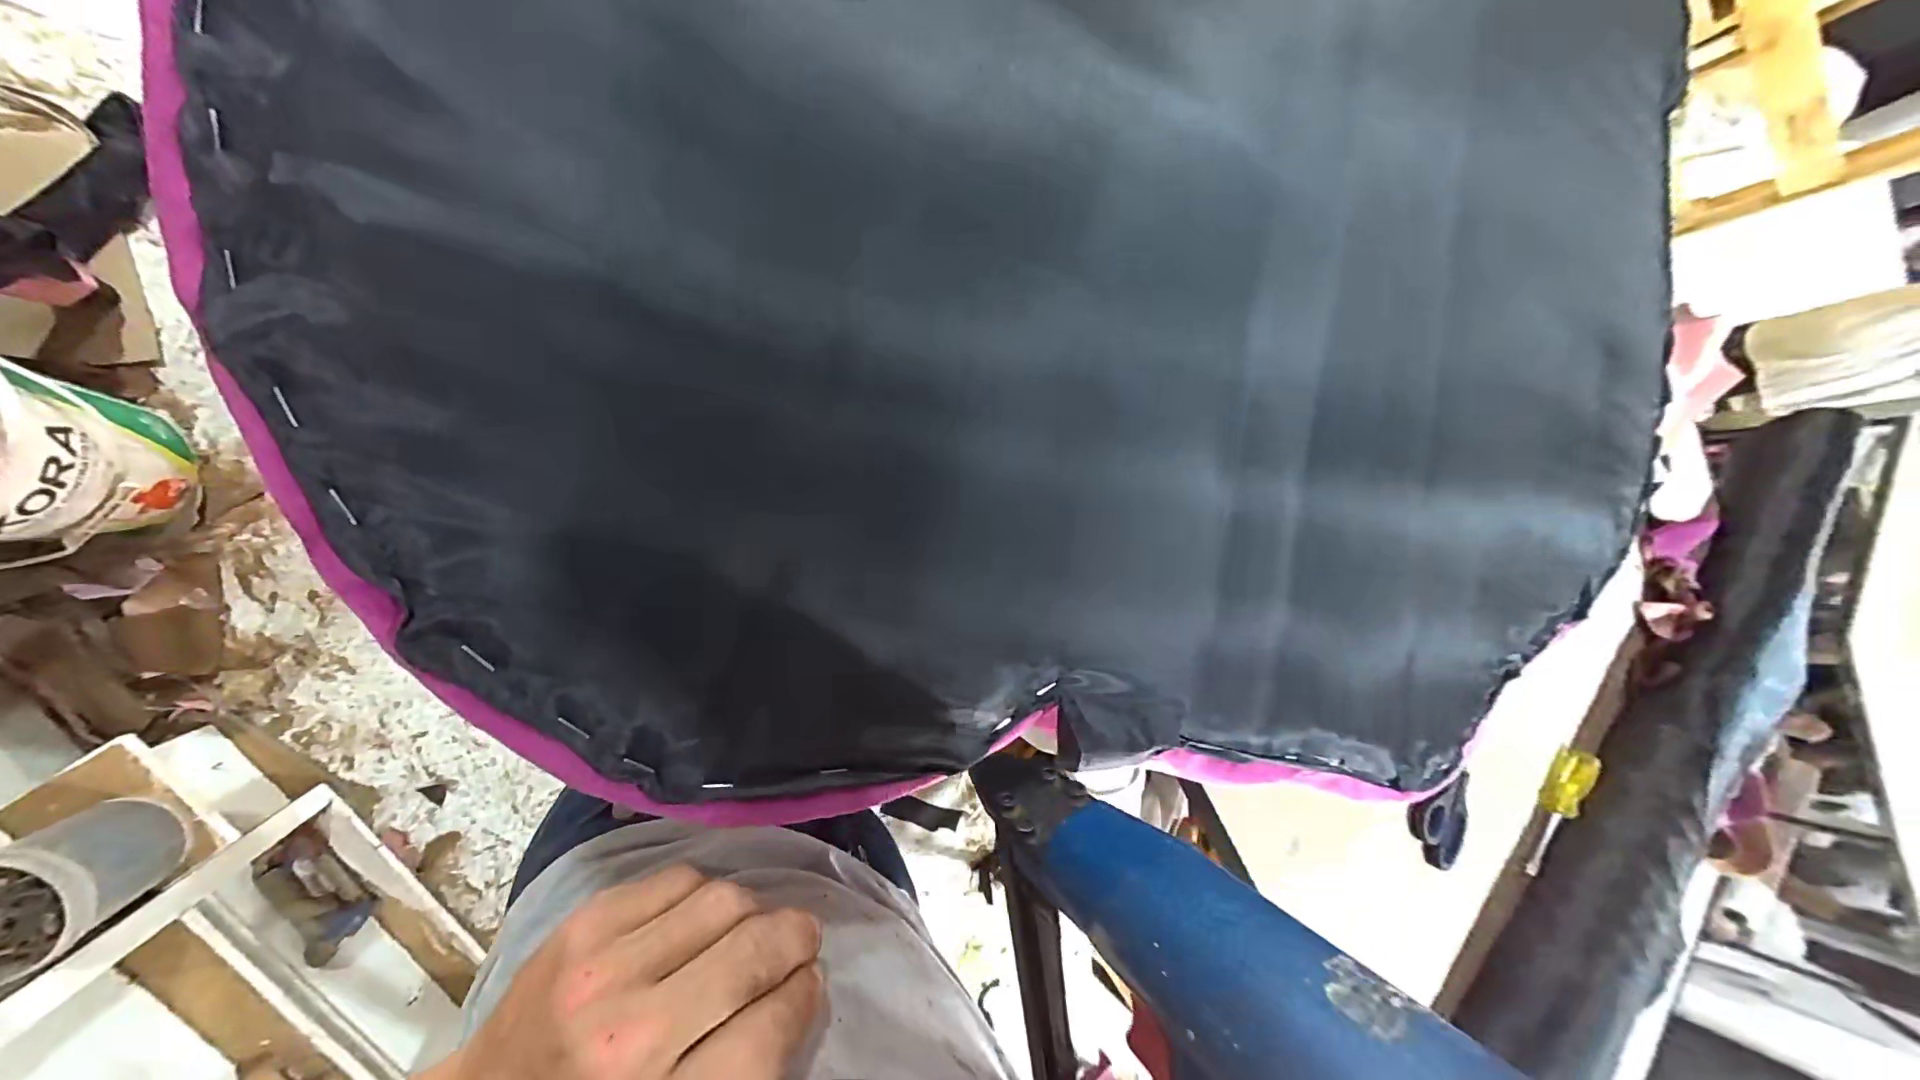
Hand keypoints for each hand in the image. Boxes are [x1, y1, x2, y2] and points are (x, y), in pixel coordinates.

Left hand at [422, 864, 823, 1079]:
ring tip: (749, 926)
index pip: (769, 1032)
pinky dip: (705, 891)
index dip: (803, 999)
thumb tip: (801, 983)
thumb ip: (743, 1064)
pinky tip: (700, 916)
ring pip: (724, 900)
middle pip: (754, 951)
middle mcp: (629, 1038)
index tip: (808, 984)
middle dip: (795, 938)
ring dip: (753, 910)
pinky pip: (679, 877)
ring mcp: (601, 972)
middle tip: (800, 940)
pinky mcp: (583, 925)